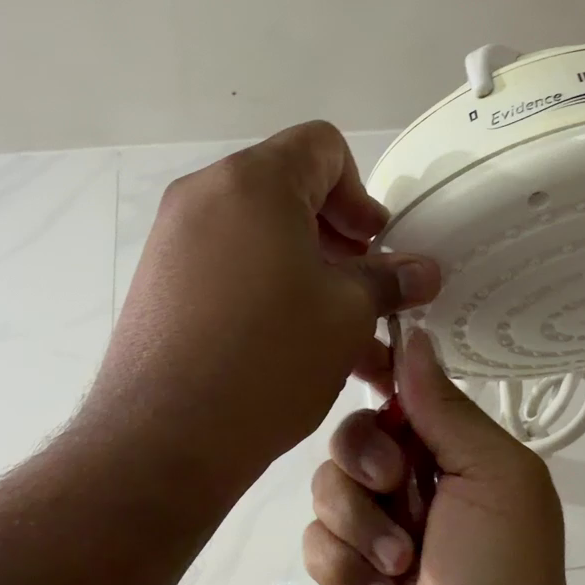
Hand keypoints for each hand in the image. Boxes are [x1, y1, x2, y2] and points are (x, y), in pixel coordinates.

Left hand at [93, 122, 440, 488]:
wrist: (163, 437)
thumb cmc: (269, 358)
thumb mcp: (346, 315)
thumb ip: (388, 280)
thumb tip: (423, 271)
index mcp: (253, 182)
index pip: (321, 147)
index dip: (361, 192)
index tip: (375, 247)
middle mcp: (205, 196)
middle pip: (290, 193)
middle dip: (340, 241)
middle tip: (366, 292)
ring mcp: (174, 241)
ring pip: (262, 240)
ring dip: (311, 277)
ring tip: (347, 341)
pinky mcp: (161, 284)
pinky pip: (229, 269)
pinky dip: (270, 293)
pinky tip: (300, 351)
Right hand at [304, 330, 580, 584]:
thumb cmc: (500, 569)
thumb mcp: (494, 475)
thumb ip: (447, 408)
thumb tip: (416, 336)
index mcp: (452, 450)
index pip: (403, 391)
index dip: (376, 369)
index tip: (353, 357)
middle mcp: (408, 481)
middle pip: (353, 432)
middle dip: (367, 458)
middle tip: (396, 485)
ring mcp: (370, 526)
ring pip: (325, 484)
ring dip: (361, 525)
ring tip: (400, 566)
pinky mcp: (339, 569)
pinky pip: (312, 539)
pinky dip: (345, 566)